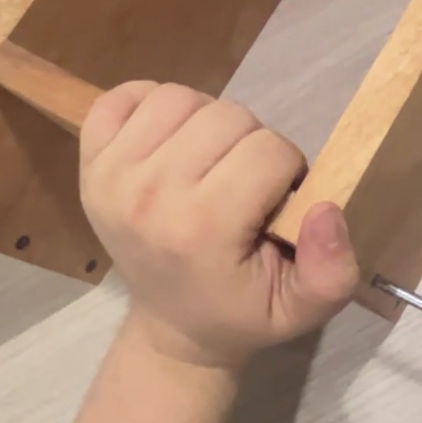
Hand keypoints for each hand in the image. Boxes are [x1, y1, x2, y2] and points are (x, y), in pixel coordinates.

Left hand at [79, 82, 359, 369]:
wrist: (174, 326)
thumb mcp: (301, 308)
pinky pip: (125, 95)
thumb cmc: (243, 311)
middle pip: (230, 115)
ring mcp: (113, 174)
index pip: (270, 151)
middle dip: (253, 144)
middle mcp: (150, 194)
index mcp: (202, 227)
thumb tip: (324, 208)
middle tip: (247, 185)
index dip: (288, 171)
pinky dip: (155, 107)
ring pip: (184, 97)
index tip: (277, 204)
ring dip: (209, 122)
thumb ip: (331, 270)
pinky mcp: (90, 161)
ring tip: (213, 162)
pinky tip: (172, 141)